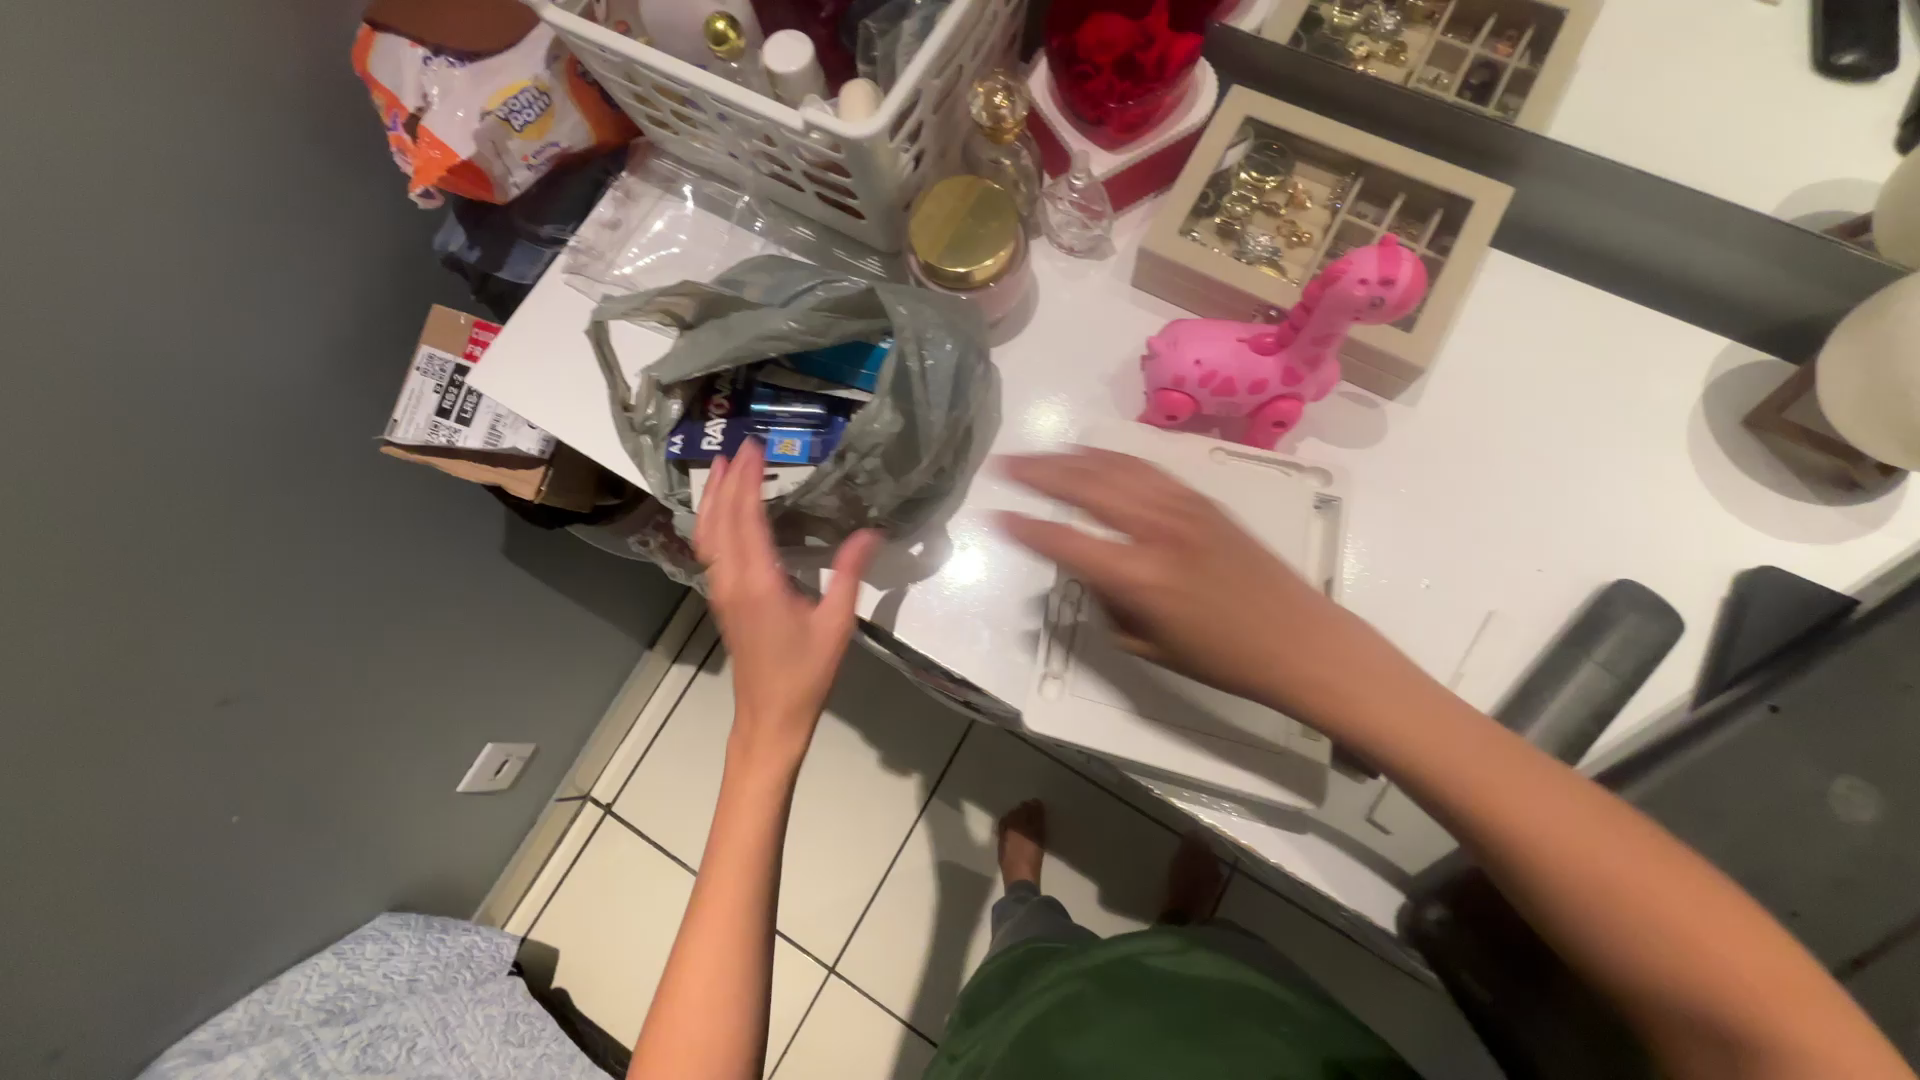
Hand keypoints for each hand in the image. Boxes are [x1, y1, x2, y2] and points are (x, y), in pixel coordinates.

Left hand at [694, 439, 881, 770]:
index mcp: (758, 582)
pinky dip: (712, 521)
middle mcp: (731, 581)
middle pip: (718, 520)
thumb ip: (850, 574)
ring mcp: (720, 591)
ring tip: (724, 468)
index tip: (754, 448)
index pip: (745, 518)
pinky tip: (723, 512)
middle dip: (726, 480)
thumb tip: (870, 531)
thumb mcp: (837, 623)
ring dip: (714, 498)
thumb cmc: (806, 673)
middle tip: (740, 446)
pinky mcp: (722, 600)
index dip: (747, 480)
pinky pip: (709, 550)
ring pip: (706, 534)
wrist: (770, 715)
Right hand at [998, 447, 1364, 717]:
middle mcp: (1155, 530)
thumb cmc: (1220, 658)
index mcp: (1138, 576)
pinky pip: (1147, 467)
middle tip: (1004, 463)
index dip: (1024, 527)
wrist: (1298, 640)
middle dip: (1037, 471)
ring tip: (1039, 453)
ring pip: (1114, 467)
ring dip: (1071, 457)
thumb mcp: (1145, 645)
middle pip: (1084, 485)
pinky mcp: (1202, 500)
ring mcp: (1182, 507)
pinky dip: (1112, 457)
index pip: (1063, 539)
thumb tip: (1087, 567)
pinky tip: (1093, 455)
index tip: (996, 516)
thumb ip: (1107, 601)